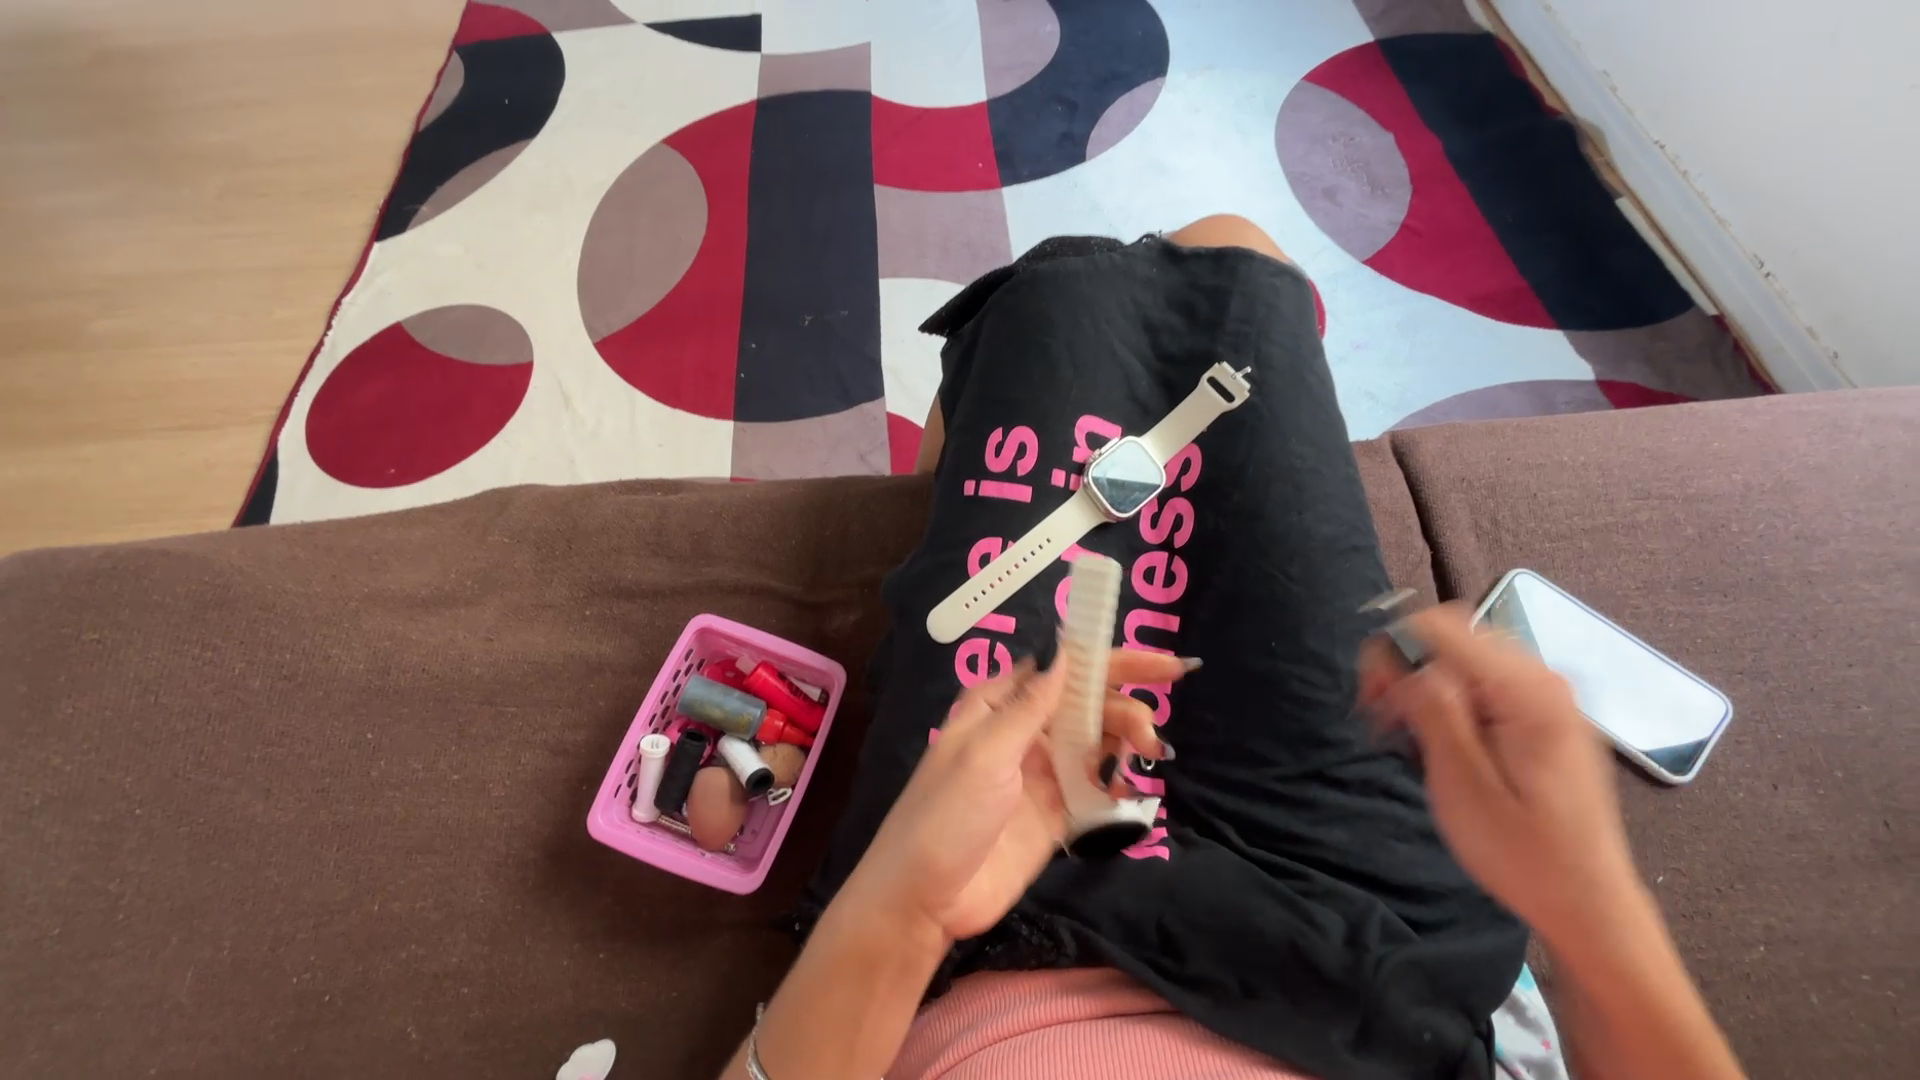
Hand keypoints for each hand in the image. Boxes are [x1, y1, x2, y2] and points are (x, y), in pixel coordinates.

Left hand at [840, 650, 1190, 943]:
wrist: (925, 898)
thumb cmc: (945, 814)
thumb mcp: (985, 752)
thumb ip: (1032, 706)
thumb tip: (1068, 652)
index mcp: (999, 706)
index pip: (1063, 670)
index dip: (1110, 661)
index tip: (1163, 665)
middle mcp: (1024, 732)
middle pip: (1087, 704)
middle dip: (1126, 706)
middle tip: (1151, 733)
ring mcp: (1042, 773)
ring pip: (1097, 741)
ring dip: (1127, 739)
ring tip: (1149, 752)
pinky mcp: (1056, 813)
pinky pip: (1097, 787)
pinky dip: (1119, 781)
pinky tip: (1132, 785)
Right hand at [1360, 605, 1642, 941]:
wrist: (1586, 904)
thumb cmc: (1520, 850)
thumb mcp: (1462, 781)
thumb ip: (1432, 708)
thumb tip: (1398, 658)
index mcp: (1525, 691)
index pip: (1440, 626)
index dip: (1392, 651)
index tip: (1372, 701)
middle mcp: (1541, 681)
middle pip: (1449, 636)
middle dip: (1403, 667)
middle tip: (1379, 718)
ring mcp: (1546, 698)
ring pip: (1460, 658)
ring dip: (1420, 684)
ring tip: (1401, 733)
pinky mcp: (1541, 717)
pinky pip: (1480, 682)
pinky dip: (1445, 698)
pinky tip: (1434, 738)